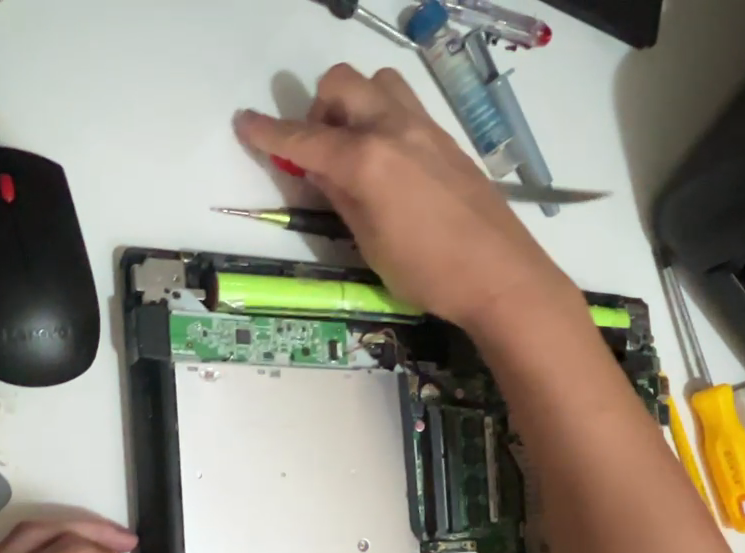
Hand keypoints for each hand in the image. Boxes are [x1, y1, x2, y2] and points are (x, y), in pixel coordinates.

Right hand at [234, 64, 571, 332]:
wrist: (500, 276)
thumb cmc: (428, 273)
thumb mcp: (370, 244)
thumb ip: (341, 198)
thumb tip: (319, 171)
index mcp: (366, 160)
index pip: (304, 139)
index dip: (268, 133)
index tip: (244, 123)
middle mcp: (393, 129)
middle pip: (341, 83)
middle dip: (317, 110)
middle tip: (318, 154)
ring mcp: (425, 128)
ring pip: (378, 83)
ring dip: (355, 104)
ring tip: (355, 151)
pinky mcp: (447, 139)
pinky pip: (405, 106)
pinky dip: (383, 119)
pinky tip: (389, 163)